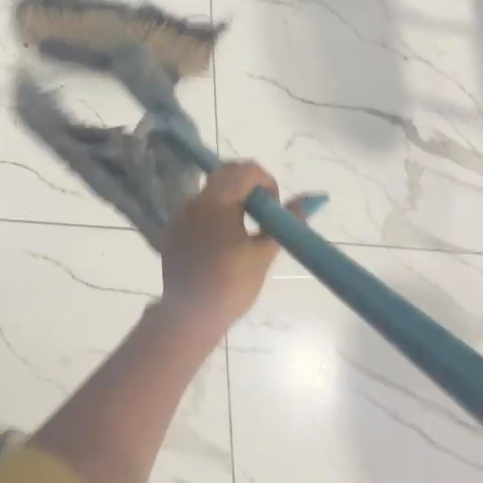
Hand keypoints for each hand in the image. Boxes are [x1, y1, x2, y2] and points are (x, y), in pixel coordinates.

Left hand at [156, 162, 302, 340]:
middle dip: (248, 185)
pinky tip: (221, 244)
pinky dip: (213, 215)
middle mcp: (195, 200)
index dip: (266, 181)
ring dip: (230, 200)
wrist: (191, 313)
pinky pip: (196, 211)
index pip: (245, 170)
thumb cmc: (232, 284)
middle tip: (262, 213)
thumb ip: (285, 223)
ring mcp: (180, 214)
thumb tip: (310, 201)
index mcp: (217, 201)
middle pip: (225, 175)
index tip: (274, 206)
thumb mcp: (264, 253)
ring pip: (209, 192)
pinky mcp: (172, 230)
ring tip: (244, 231)